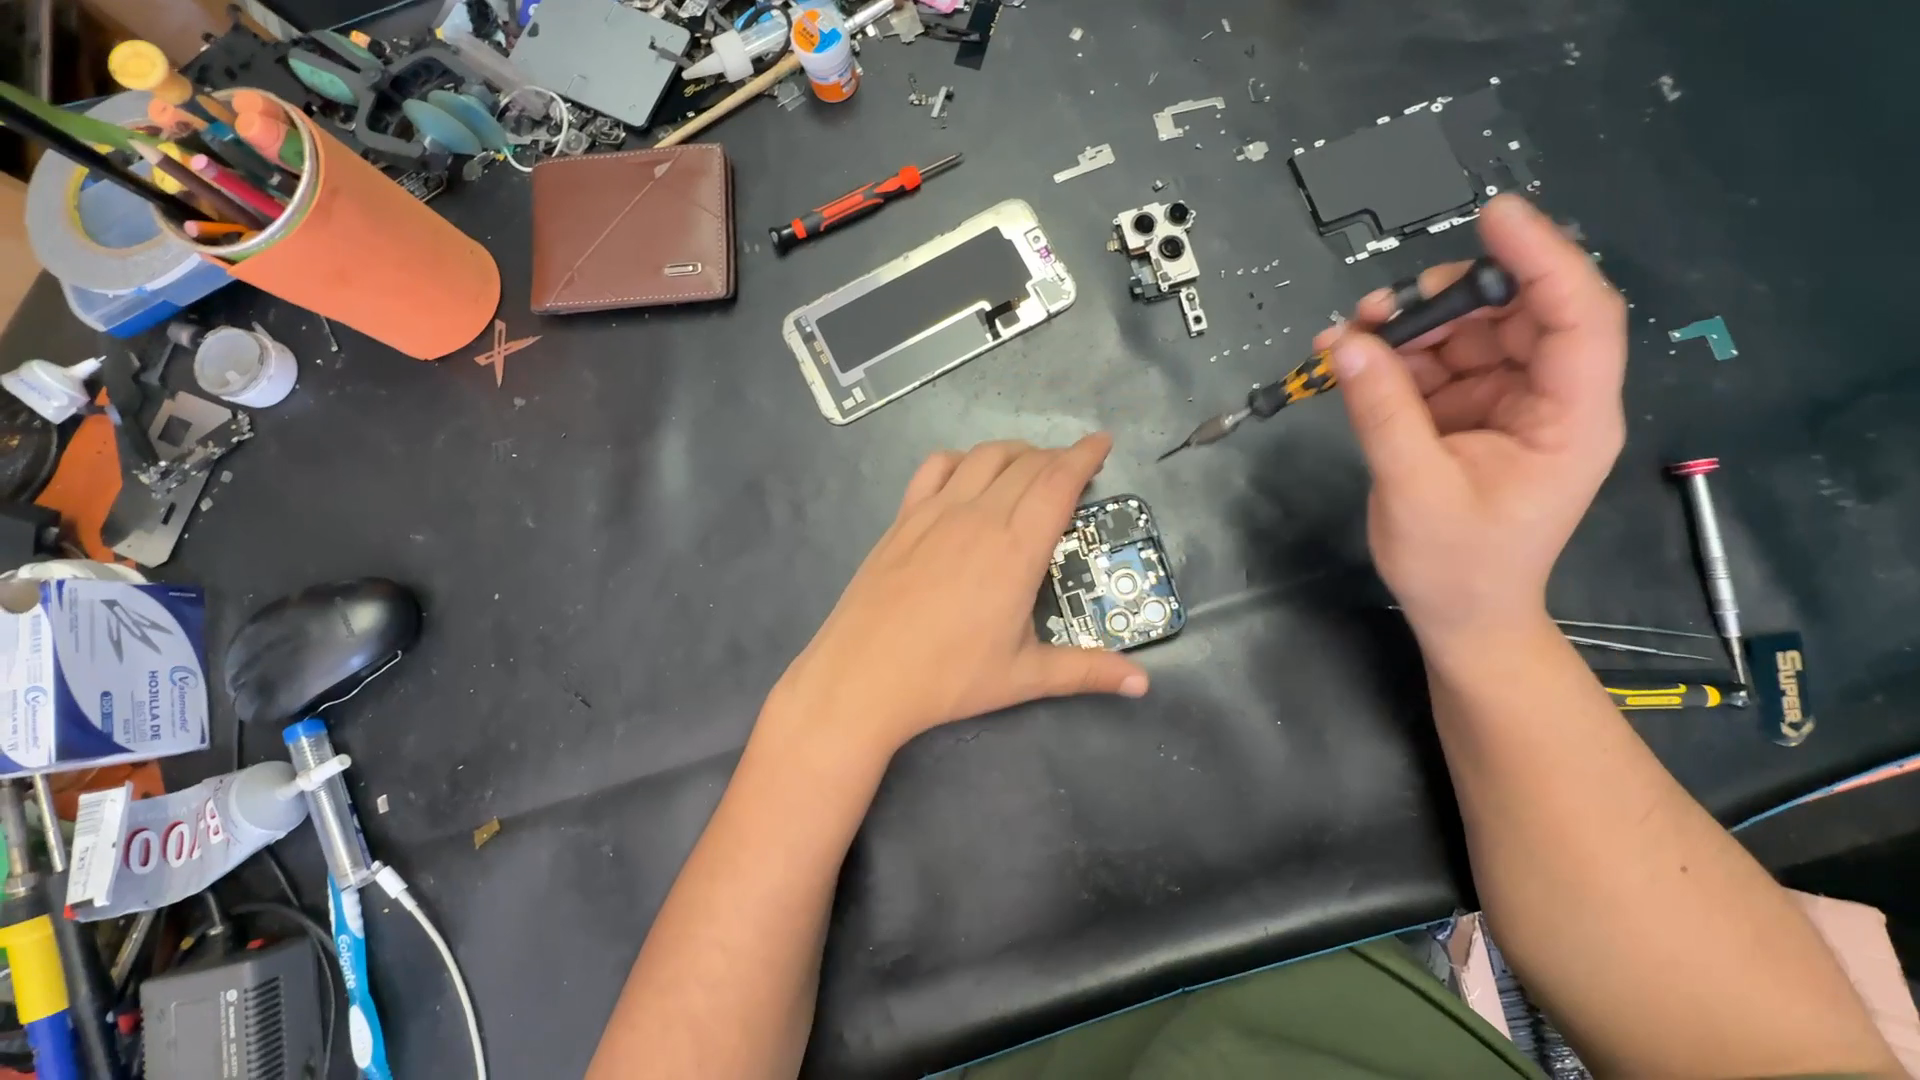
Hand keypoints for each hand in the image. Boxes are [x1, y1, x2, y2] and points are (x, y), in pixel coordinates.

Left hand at [768, 435, 1148, 754]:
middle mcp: (979, 516)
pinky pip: (936, 467)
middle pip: (1026, 463)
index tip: (1103, 442)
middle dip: (1057, 457)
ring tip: (1029, 466)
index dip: (1085, 456)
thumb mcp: (1023, 677)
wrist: (863, 676)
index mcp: (1016, 548)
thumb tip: (1143, 684)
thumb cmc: (948, 678)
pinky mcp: (903, 518)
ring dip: (1015, 452)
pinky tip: (968, 474)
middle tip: (1074, 470)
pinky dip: (962, 459)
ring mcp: (935, 512)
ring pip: (983, 456)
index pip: (1058, 482)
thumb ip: (1086, 671)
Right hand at [1314, 195, 1626, 644]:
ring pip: (1470, 336)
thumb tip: (1345, 343)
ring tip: (1349, 341)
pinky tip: (1355, 366)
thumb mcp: (1413, 488)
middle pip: (1515, 315)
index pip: (1577, 315)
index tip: (1493, 217)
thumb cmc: (1457, 566)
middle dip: (1446, 303)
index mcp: (1571, 418)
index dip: (1542, 258)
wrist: (1462, 617)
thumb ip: (1382, 411)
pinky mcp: (1473, 416)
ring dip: (1409, 332)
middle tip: (1374, 312)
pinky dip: (1397, 363)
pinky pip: (1439, 368)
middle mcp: (1551, 399)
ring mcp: (1511, 405)